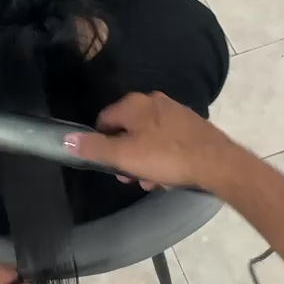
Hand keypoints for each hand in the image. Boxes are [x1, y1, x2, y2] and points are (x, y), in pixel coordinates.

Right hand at [63, 91, 252, 190]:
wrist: (218, 163)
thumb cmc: (167, 157)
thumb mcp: (125, 156)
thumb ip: (95, 148)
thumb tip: (65, 139)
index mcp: (134, 104)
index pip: (104, 119)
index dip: (101, 143)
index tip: (109, 164)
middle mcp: (153, 101)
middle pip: (127, 129)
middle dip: (125, 155)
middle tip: (130, 177)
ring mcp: (174, 112)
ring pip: (148, 137)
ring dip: (144, 160)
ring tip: (151, 182)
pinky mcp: (191, 126)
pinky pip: (167, 141)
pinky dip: (163, 157)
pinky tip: (169, 176)